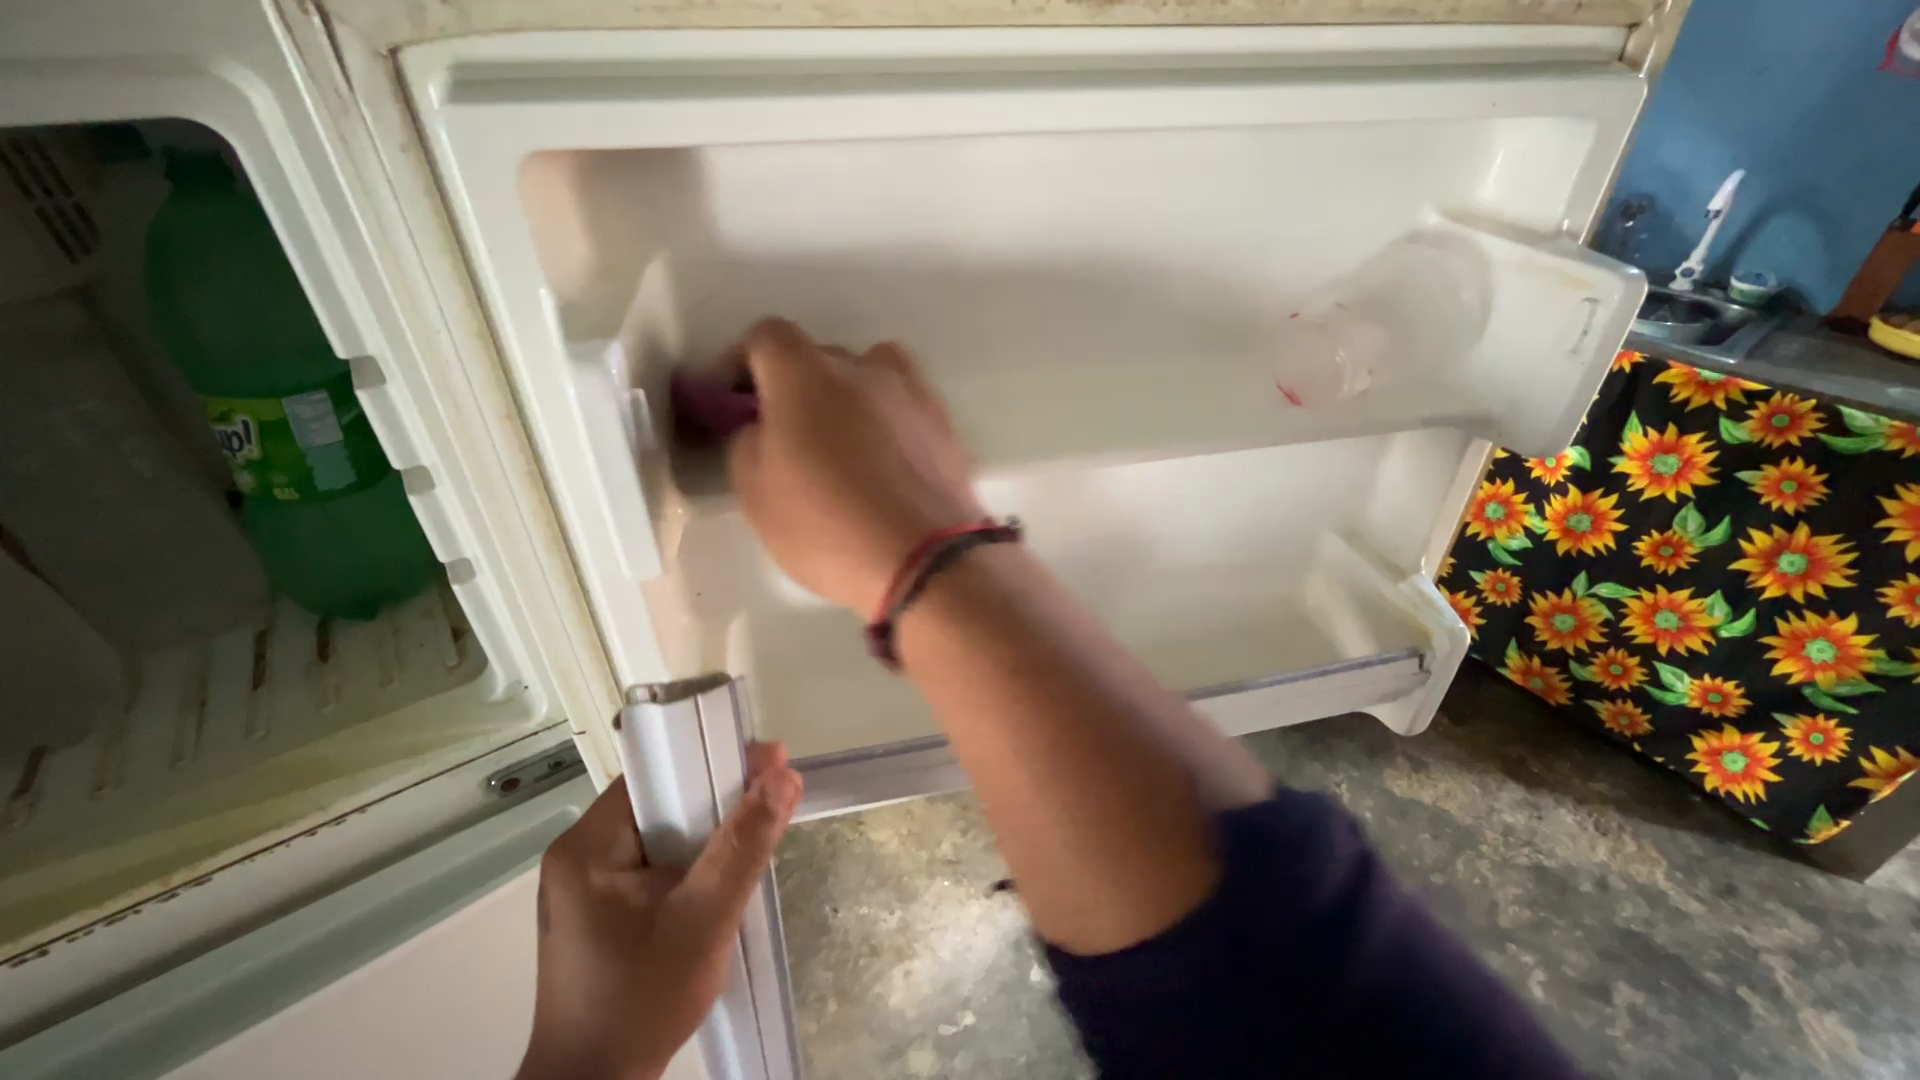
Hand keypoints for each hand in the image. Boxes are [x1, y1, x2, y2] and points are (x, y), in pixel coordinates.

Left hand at [516, 743, 802, 1079]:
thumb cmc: (643, 1000)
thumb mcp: (703, 920)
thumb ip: (743, 845)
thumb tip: (784, 775)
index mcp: (586, 845)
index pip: (656, 773)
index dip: (712, 762)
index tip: (768, 764)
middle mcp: (576, 854)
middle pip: (660, 801)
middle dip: (716, 801)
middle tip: (772, 805)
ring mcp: (583, 884)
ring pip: (660, 833)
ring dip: (706, 836)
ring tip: (750, 846)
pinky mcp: (596, 910)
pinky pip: (652, 862)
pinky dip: (689, 864)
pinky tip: (717, 883)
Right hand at [726, 318, 983, 613]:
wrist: (927, 561)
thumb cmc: (828, 528)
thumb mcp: (756, 494)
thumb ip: (747, 442)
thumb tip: (761, 426)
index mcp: (806, 375)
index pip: (767, 336)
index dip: (742, 363)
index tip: (733, 400)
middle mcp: (862, 367)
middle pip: (819, 357)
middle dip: (796, 387)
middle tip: (788, 436)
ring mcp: (911, 391)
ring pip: (869, 375)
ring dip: (848, 397)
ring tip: (842, 444)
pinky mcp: (945, 422)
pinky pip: (903, 406)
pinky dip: (887, 420)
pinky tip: (884, 463)